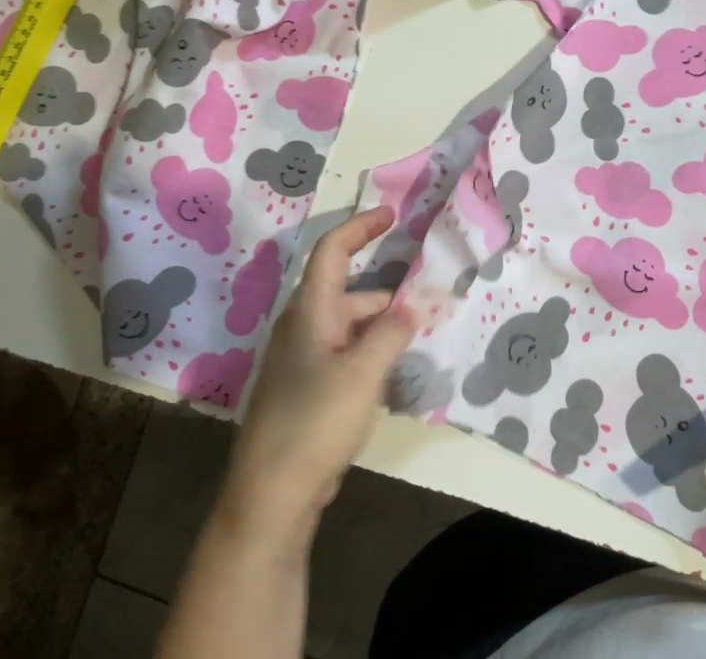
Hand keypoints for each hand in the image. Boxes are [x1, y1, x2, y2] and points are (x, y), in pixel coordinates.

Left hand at [224, 206, 416, 535]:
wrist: (273, 490)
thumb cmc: (316, 420)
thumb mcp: (363, 372)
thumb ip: (391, 332)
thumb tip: (413, 304)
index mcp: (309, 311)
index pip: (332, 251)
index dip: (360, 227)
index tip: (391, 214)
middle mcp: (303, 328)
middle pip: (349, 293)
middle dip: (390, 293)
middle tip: (432, 303)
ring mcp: (302, 361)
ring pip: (350, 328)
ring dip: (384, 328)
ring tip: (424, 340)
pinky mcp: (308, 391)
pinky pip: (345, 357)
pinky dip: (372, 354)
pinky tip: (397, 374)